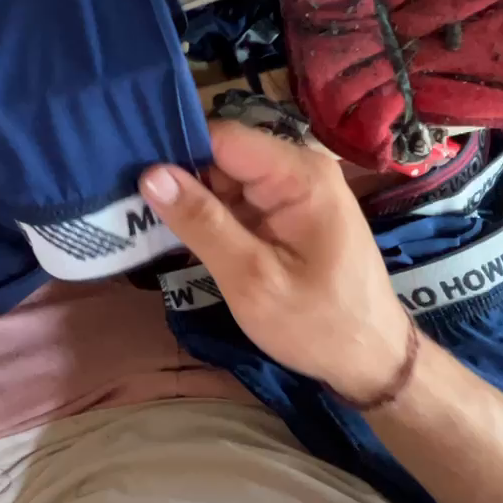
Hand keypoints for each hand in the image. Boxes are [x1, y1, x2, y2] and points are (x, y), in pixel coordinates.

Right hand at [140, 121, 414, 401]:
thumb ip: (202, 223)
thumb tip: (150, 174)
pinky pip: (233, 197)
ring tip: (143, 219)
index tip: (130, 173)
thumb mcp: (252, 280)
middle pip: (219, 154)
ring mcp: (291, 189)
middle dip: (178, 176)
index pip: (221, 137)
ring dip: (188, 198)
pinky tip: (177, 231)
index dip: (175, 151)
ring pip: (221, 176)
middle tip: (129, 205)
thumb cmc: (319, 325)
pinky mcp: (284, 210)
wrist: (373, 364)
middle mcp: (297, 169)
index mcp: (299, 175)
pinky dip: (206, 214)